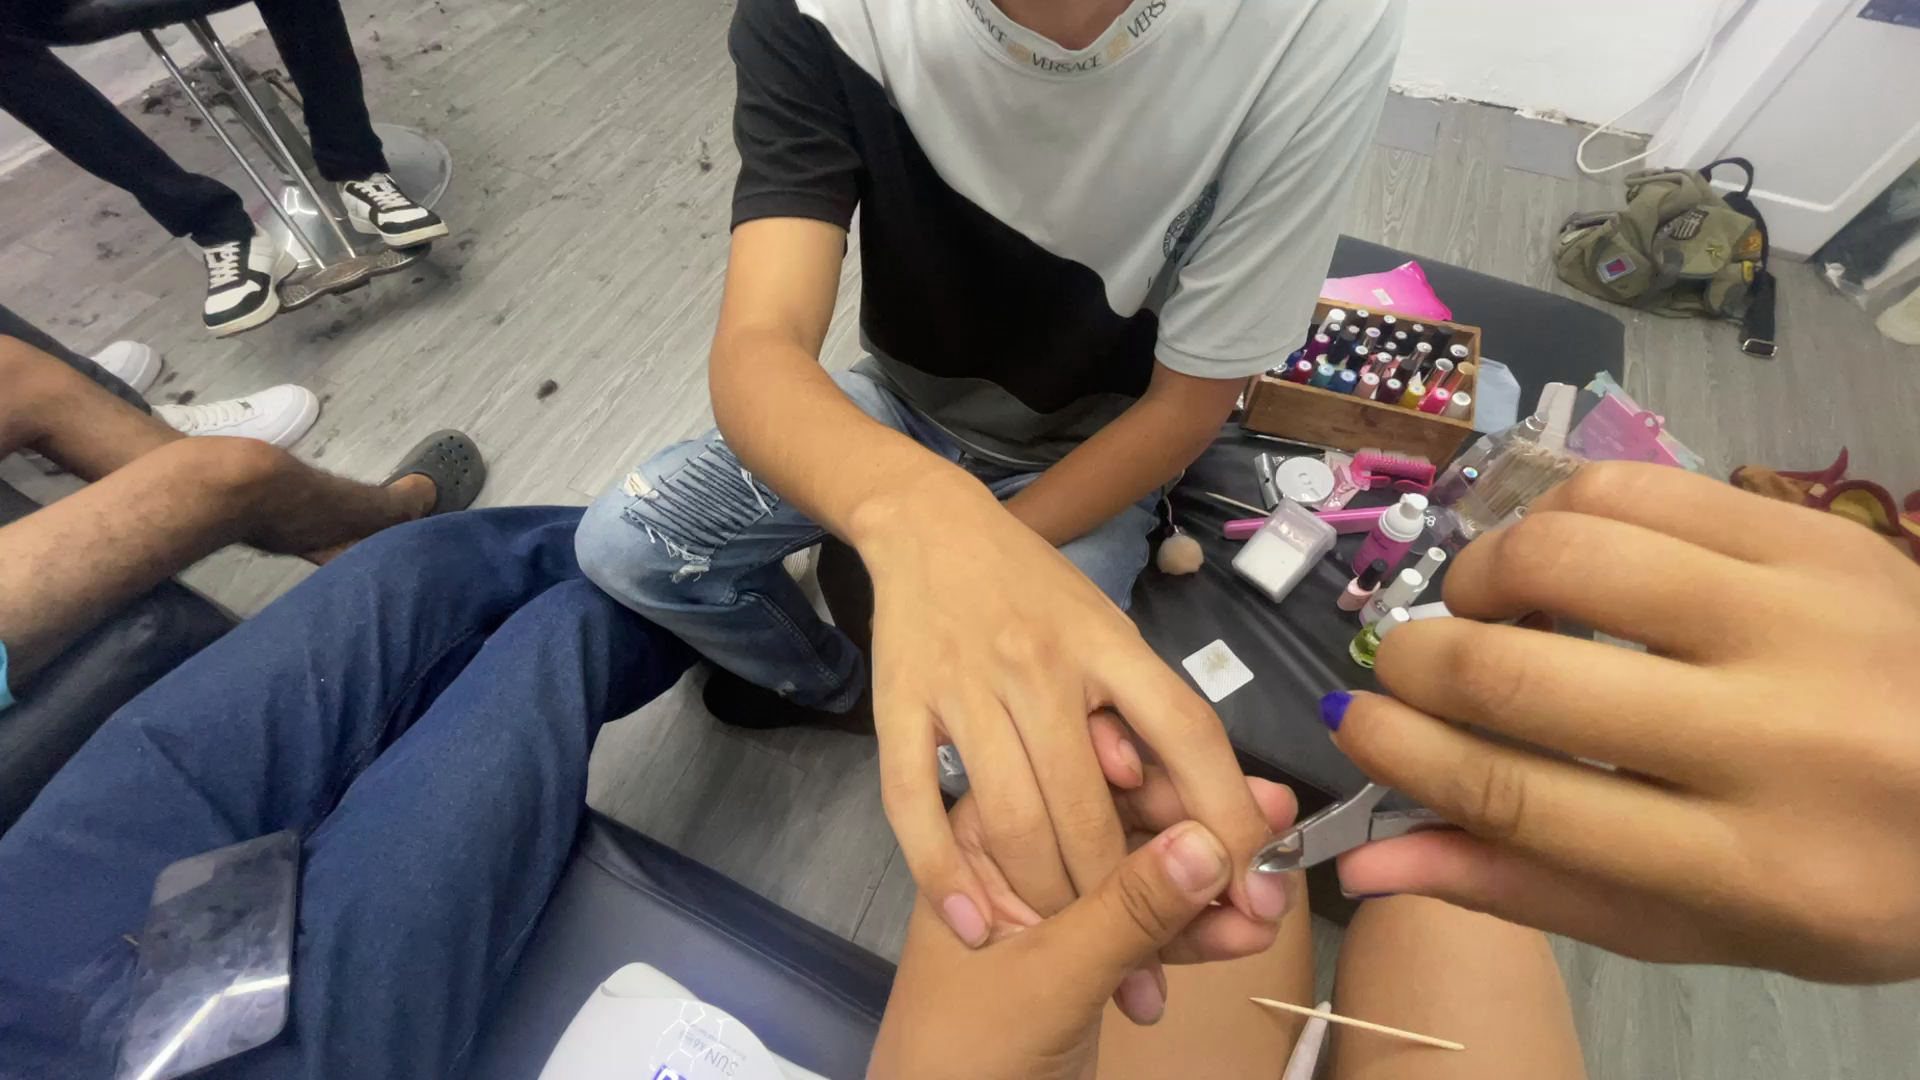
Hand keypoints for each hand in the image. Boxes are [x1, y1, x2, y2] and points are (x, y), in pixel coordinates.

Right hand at [851, 477, 1281, 946]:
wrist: (931, 527)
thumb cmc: (1030, 582)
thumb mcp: (1104, 624)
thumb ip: (1143, 705)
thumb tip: (1192, 803)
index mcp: (1103, 640)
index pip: (1184, 731)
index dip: (1226, 819)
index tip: (1252, 895)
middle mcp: (1037, 665)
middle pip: (1091, 806)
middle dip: (1126, 907)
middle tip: (1147, 983)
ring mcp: (962, 686)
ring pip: (1012, 821)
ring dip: (1044, 904)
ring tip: (1066, 951)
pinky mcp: (899, 704)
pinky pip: (913, 801)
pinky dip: (942, 874)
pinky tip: (972, 927)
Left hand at [869, 749, 1298, 1079]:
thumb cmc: (968, 1055)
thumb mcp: (1048, 976)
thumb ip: (1128, 910)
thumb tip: (1211, 838)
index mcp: (989, 830)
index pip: (1074, 775)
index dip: (1153, 775)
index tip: (1225, 786)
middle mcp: (1024, 851)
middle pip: (1121, 820)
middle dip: (1197, 832)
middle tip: (1272, 834)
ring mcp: (1059, 902)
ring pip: (1144, 873)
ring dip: (1210, 886)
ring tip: (1274, 892)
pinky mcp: (1089, 949)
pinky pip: (1149, 925)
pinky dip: (1197, 933)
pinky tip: (1245, 931)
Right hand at [1329, 462, 1919, 982]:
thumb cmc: (1832, 874)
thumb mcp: (1680, 919)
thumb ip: (1511, 887)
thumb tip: (1359, 864)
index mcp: (1763, 873)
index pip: (1515, 795)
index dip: (1397, 748)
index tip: (1347, 719)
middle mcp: (1798, 745)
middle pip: (1515, 673)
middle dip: (1413, 658)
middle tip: (1404, 662)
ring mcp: (1819, 620)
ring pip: (1559, 553)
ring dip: (1475, 576)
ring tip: (1483, 606)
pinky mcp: (1819, 533)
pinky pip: (1622, 488)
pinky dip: (1547, 516)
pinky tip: (1558, 557)